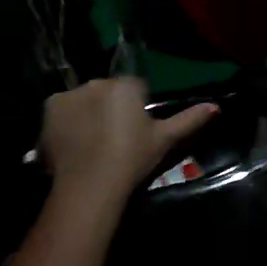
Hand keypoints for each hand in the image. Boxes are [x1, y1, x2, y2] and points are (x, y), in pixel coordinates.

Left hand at [41, 78, 216, 198]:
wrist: (90, 183)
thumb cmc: (131, 160)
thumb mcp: (164, 140)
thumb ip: (189, 120)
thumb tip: (216, 106)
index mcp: (126, 86)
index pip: (134, 89)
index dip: (134, 110)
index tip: (132, 134)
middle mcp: (98, 82)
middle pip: (107, 92)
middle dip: (109, 108)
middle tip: (112, 140)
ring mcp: (71, 93)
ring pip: (83, 99)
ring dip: (87, 113)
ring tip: (90, 145)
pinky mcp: (50, 107)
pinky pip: (61, 110)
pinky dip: (66, 122)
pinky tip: (73, 144)